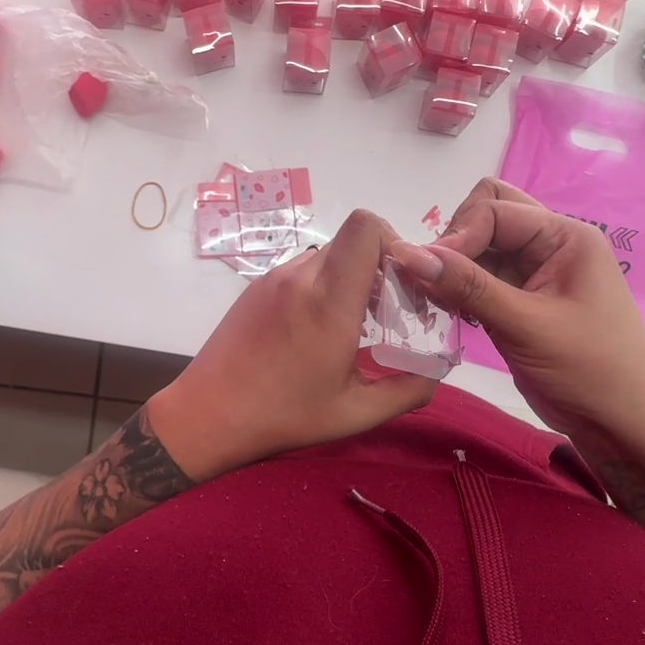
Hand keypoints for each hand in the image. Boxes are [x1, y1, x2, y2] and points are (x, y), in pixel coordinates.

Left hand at [146, 210, 437, 480]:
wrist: (207, 416)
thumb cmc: (282, 416)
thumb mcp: (354, 413)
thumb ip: (407, 390)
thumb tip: (437, 373)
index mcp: (329, 300)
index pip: (367, 227)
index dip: (395, 242)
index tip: (404, 283)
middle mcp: (300, 277)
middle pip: (351, 239)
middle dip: (379, 266)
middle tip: (387, 311)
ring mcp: (273, 279)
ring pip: (326, 256)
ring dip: (349, 279)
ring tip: (353, 324)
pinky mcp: (255, 289)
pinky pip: (300, 271)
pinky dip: (321, 287)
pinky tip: (317, 330)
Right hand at [389, 178, 644, 442]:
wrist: (623, 426)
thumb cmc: (588, 370)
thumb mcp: (525, 325)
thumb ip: (466, 286)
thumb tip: (405, 253)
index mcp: (566, 237)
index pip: (495, 210)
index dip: (457, 235)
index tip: (425, 272)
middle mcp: (550, 246)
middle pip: (488, 215)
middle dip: (455, 240)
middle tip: (433, 279)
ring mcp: (535, 274)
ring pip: (480, 250)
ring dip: (452, 267)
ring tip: (430, 299)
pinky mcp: (520, 303)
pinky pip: (480, 280)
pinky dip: (458, 290)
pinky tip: (443, 310)